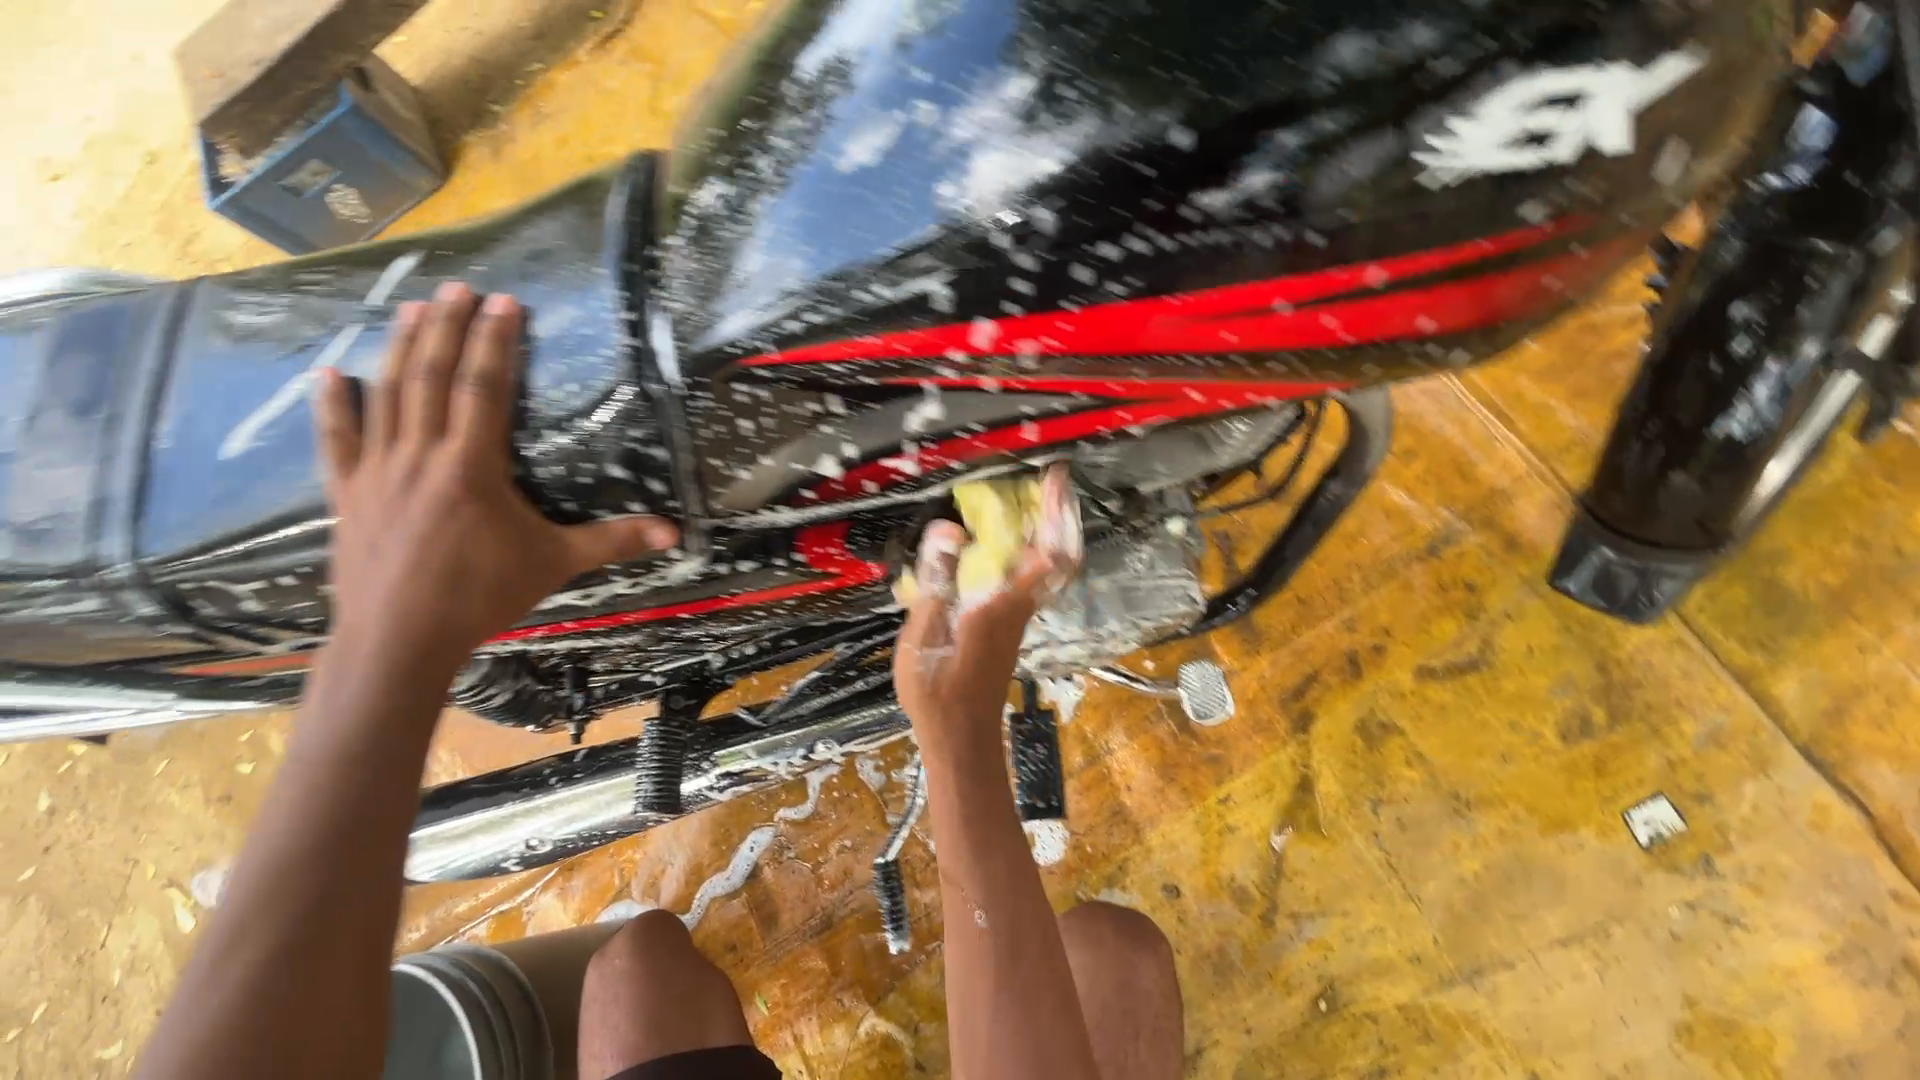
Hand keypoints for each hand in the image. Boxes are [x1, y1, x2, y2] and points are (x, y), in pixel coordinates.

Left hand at [313, 282, 679, 675]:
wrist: (399, 640)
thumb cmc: (481, 597)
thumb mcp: (554, 564)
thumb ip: (612, 541)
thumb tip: (673, 532)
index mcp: (471, 466)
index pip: (484, 388)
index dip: (496, 342)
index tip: (505, 303)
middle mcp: (421, 455)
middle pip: (431, 377)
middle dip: (448, 328)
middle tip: (459, 288)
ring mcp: (377, 471)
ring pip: (386, 396)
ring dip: (399, 348)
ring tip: (412, 308)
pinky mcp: (348, 493)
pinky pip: (337, 440)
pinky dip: (333, 405)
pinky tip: (330, 374)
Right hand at [893, 467, 1079, 752]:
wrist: (961, 738)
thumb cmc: (937, 692)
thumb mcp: (923, 636)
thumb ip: (937, 582)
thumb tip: (948, 529)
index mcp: (1002, 606)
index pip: (1047, 554)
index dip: (1055, 512)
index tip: (1054, 476)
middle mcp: (1020, 608)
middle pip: (1061, 557)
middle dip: (1062, 514)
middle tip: (1054, 480)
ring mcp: (1019, 619)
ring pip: (1052, 568)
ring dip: (1052, 530)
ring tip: (1036, 499)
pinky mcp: (1010, 626)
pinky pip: (1035, 578)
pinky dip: (1035, 550)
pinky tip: (1012, 542)